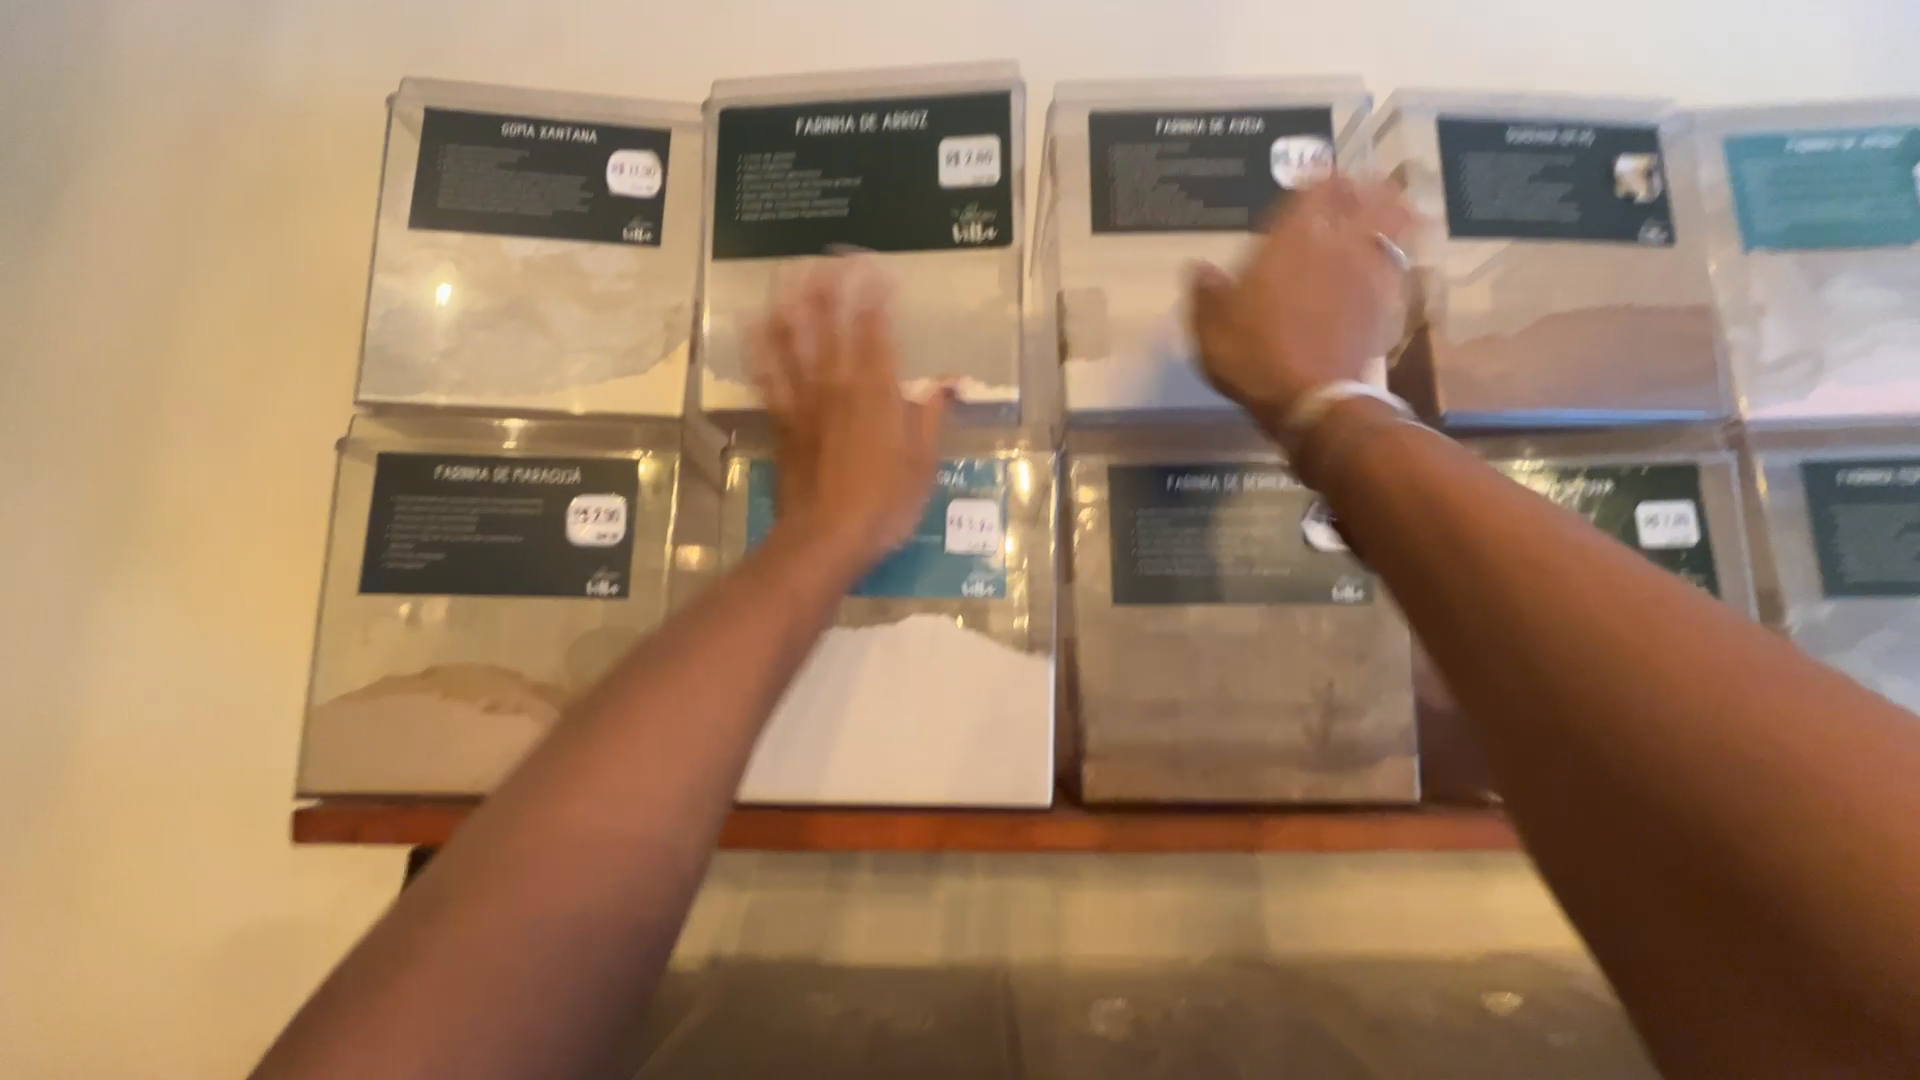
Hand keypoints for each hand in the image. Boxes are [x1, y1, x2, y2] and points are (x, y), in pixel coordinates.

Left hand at [751, 259, 950, 575]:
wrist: (827, 538)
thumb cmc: (884, 506)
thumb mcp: (922, 465)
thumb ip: (931, 417)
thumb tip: (948, 382)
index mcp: (878, 395)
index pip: (876, 333)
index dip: (875, 297)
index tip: (875, 269)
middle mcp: (839, 387)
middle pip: (831, 325)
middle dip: (831, 287)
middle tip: (831, 257)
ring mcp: (805, 402)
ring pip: (794, 342)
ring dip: (792, 304)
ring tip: (789, 273)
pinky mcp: (781, 421)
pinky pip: (768, 377)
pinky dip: (760, 348)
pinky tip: (753, 324)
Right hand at [1187, 177, 1415, 433]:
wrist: (1309, 398)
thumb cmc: (1252, 355)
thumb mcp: (1210, 326)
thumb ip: (1207, 291)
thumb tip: (1200, 267)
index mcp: (1290, 241)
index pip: (1315, 191)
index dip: (1320, 177)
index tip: (1320, 172)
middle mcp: (1335, 246)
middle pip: (1365, 200)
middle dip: (1368, 188)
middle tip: (1370, 183)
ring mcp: (1366, 274)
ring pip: (1391, 229)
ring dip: (1397, 213)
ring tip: (1402, 209)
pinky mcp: (1386, 305)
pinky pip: (1399, 269)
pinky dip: (1401, 259)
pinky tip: (1399, 261)